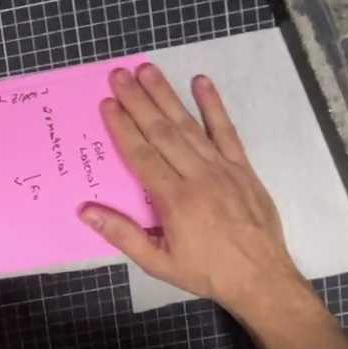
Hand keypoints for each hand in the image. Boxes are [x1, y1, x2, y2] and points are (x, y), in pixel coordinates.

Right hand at [81, 64, 312, 326]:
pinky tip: (201, 82)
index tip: (107, 103)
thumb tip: (86, 211)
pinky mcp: (242, 168)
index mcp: (174, 200)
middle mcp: (198, 177)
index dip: (122, 127)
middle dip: (138, 101)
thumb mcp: (157, 262)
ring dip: (166, 96)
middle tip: (119, 74)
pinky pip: (226, 131)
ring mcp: (223, 168)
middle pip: (162, 132)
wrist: (261, 278)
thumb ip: (122, 234)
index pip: (142, 155)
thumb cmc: (205, 273)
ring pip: (189, 125)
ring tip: (147, 70)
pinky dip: (213, 106)